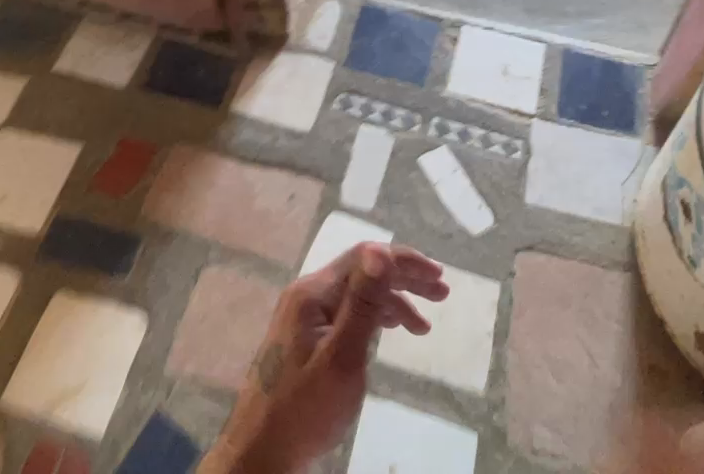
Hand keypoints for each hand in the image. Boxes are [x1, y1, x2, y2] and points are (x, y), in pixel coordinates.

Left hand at [200, 243, 448, 473]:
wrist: (261, 452)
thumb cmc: (305, 409)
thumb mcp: (342, 357)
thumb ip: (363, 303)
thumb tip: (381, 250)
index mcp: (313, 292)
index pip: (364, 256)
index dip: (404, 261)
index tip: (439, 277)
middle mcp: (307, 295)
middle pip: (362, 271)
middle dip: (404, 278)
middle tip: (442, 292)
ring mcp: (304, 315)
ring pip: (356, 293)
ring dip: (393, 300)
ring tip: (424, 324)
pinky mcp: (306, 337)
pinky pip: (346, 312)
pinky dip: (374, 317)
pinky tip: (392, 329)